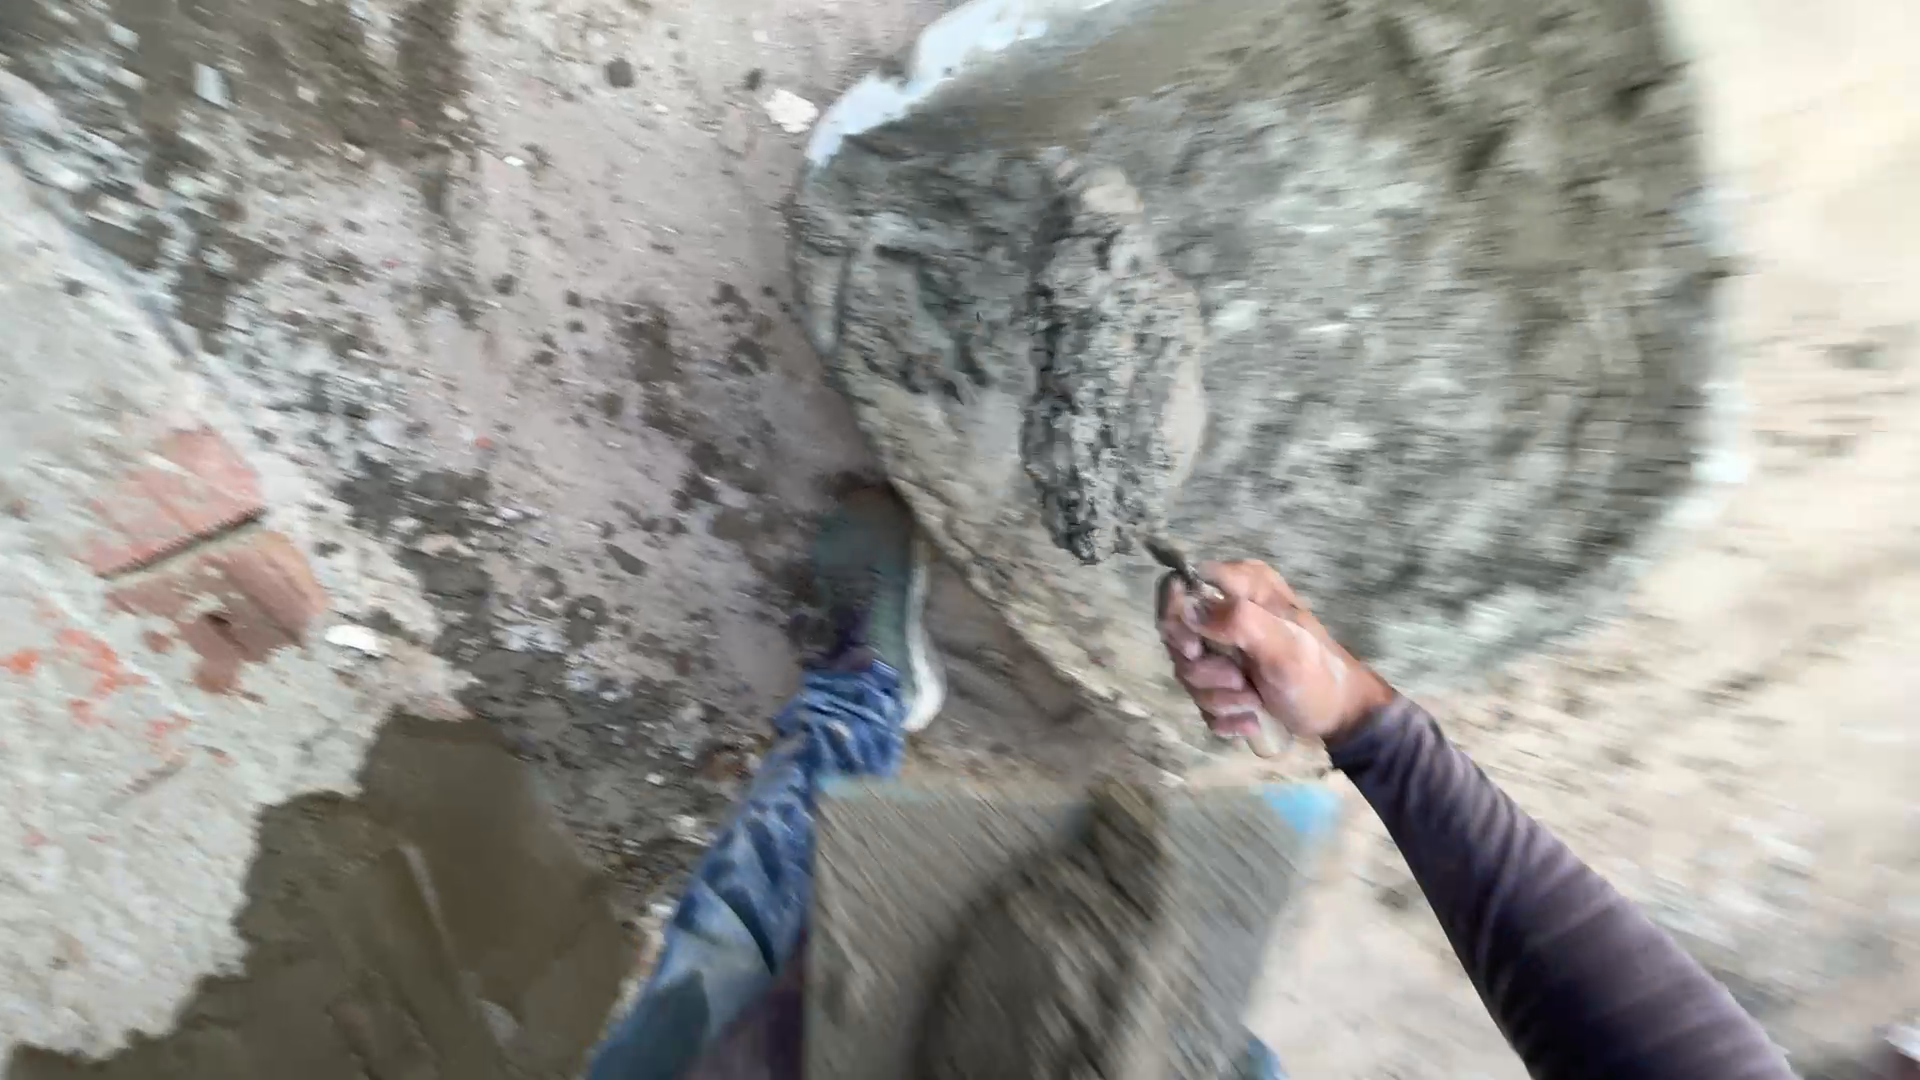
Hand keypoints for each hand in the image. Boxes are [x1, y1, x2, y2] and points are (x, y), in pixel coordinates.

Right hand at [1159, 560, 1393, 744]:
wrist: (1342, 717)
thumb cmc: (1318, 676)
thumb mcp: (1284, 646)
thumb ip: (1237, 621)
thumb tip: (1187, 610)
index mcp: (1240, 585)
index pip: (1177, 585)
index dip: (1176, 620)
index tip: (1196, 650)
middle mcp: (1224, 608)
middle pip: (1174, 635)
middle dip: (1203, 669)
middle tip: (1239, 681)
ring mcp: (1219, 644)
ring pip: (1185, 670)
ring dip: (1217, 696)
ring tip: (1253, 701)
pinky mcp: (1219, 676)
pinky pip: (1197, 696)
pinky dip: (1221, 713)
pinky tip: (1250, 716)